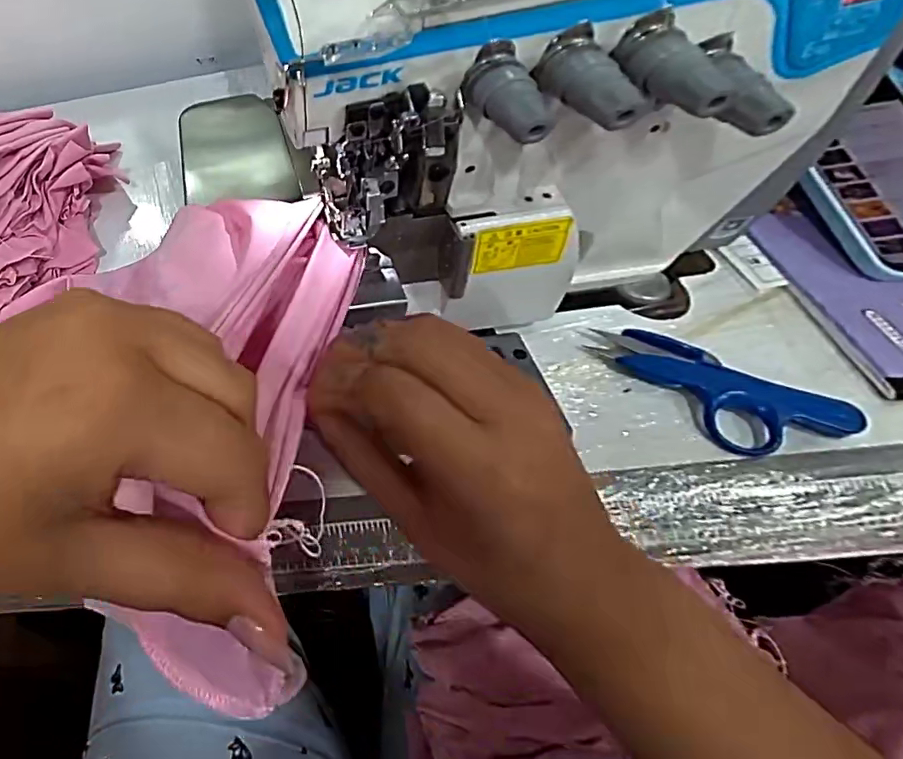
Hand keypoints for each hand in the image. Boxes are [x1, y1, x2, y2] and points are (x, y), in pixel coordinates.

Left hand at [0, 289, 292, 667]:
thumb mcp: (75, 561)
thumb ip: (185, 581)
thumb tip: (275, 626)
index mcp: (122, 399)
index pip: (235, 452)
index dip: (245, 508)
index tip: (221, 546)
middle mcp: (122, 333)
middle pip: (235, 389)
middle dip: (235, 456)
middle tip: (197, 511)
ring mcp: (98, 307)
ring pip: (205, 351)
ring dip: (210, 410)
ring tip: (169, 465)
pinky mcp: (75, 303)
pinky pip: (162, 332)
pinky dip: (176, 375)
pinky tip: (134, 418)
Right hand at [311, 317, 879, 758]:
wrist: (584, 573)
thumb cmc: (489, 564)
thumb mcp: (412, 521)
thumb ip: (359, 455)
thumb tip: (318, 401)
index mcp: (477, 466)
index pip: (392, 390)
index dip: (343, 382)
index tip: (318, 392)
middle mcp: (504, 412)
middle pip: (413, 343)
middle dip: (364, 352)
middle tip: (340, 380)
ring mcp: (521, 387)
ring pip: (434, 329)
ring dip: (390, 341)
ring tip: (371, 374)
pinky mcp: (525, 377)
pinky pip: (457, 339)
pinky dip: (419, 345)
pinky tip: (408, 376)